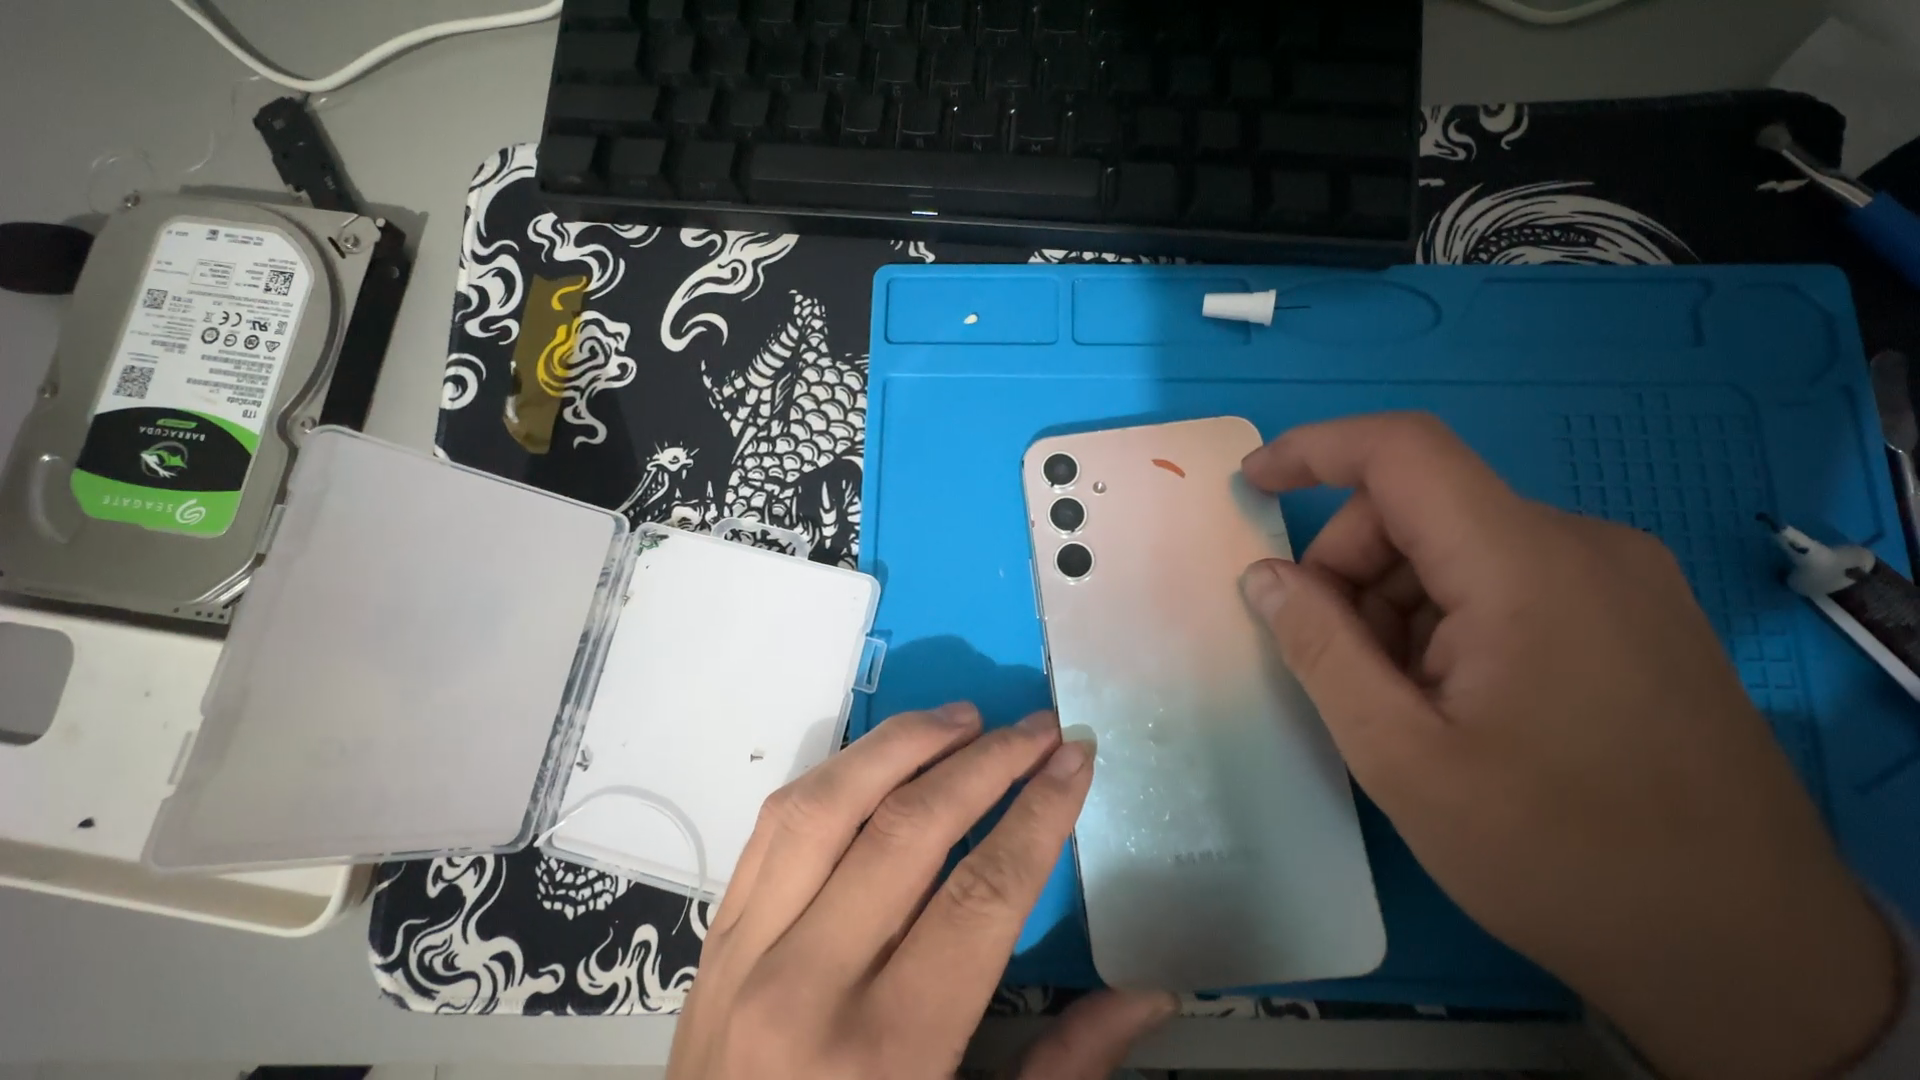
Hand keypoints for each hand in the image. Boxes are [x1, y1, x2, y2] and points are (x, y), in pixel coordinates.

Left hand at [667, 704, 1175, 1079]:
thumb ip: (1064, 1066)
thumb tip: (1151, 991)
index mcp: (888, 1048)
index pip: (981, 894)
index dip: (1038, 816)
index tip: (1075, 759)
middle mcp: (807, 982)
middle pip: (908, 830)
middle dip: (986, 764)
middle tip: (1037, 727)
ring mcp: (748, 950)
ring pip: (827, 805)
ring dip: (901, 744)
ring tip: (962, 718)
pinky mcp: (717, 936)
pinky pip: (774, 827)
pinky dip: (833, 775)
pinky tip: (880, 757)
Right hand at [1237, 414, 1898, 1079]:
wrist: (1748, 946)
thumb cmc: (1557, 854)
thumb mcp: (1402, 757)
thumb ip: (1320, 650)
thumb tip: (1264, 577)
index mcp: (1526, 567)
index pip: (1404, 453)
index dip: (1314, 449)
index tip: (1253, 483)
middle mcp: (1585, 546)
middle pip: (1425, 508)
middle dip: (1351, 568)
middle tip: (1334, 661)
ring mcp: (1624, 580)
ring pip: (1462, 547)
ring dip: (1399, 603)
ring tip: (1402, 701)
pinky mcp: (1639, 615)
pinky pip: (1510, 580)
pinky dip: (1450, 618)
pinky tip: (1456, 701)